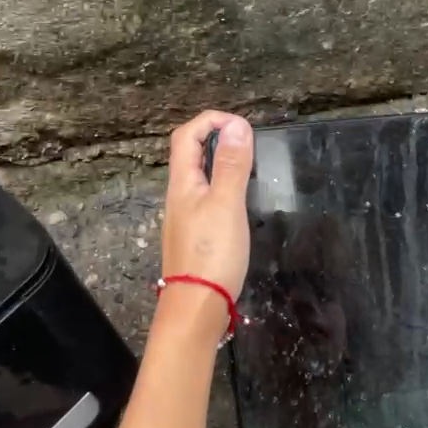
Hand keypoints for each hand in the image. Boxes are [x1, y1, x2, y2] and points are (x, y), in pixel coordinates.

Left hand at [162, 111, 253, 300]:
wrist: (198, 306)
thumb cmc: (212, 254)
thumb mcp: (226, 204)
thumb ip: (231, 165)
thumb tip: (236, 125)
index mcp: (182, 184)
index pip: (186, 136)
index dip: (210, 120)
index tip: (242, 125)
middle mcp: (179, 198)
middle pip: (189, 156)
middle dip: (215, 138)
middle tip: (248, 142)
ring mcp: (185, 219)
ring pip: (198, 179)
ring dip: (219, 163)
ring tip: (248, 166)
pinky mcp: (195, 237)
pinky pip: (206, 200)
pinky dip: (222, 188)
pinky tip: (239, 202)